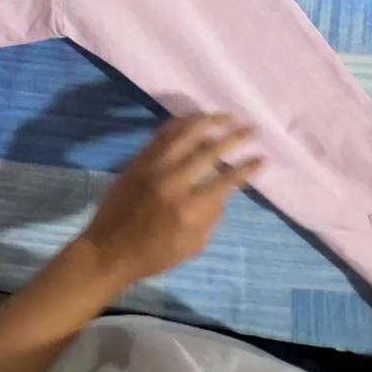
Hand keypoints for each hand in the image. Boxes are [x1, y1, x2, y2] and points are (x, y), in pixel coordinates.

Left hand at [74, 113, 260, 286]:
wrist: (109, 249)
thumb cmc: (154, 255)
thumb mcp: (193, 245)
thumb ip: (211, 216)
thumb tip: (221, 191)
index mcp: (189, 209)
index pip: (226, 180)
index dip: (247, 168)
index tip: (262, 158)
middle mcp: (173, 182)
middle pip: (209, 150)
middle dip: (235, 137)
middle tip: (252, 128)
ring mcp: (153, 167)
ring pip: (184, 134)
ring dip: (208, 121)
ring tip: (227, 116)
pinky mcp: (138, 160)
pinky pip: (162, 135)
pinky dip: (180, 123)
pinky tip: (194, 119)